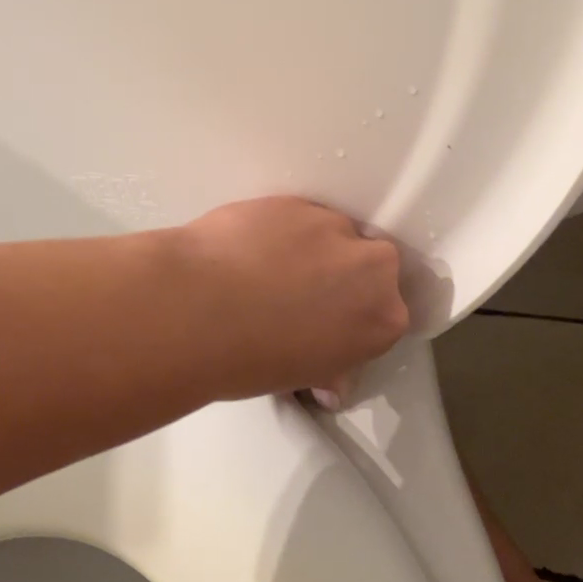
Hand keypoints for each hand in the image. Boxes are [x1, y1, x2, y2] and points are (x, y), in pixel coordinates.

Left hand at [171, 197, 406, 403]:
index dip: (349, 321)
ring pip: (329, 236)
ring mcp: (331, 226)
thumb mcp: (300, 378)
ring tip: (261, 274)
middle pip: (366, 266)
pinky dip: (275, 232)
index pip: (379, 316)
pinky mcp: (294, 202)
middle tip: (294, 298)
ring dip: (306, 250)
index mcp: (383, 318)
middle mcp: (371, 266)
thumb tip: (326, 380)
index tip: (323, 328)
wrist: (199, 308)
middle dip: (337, 278)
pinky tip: (244, 252)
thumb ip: (326, 368)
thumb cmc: (251, 357)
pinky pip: (294, 218)